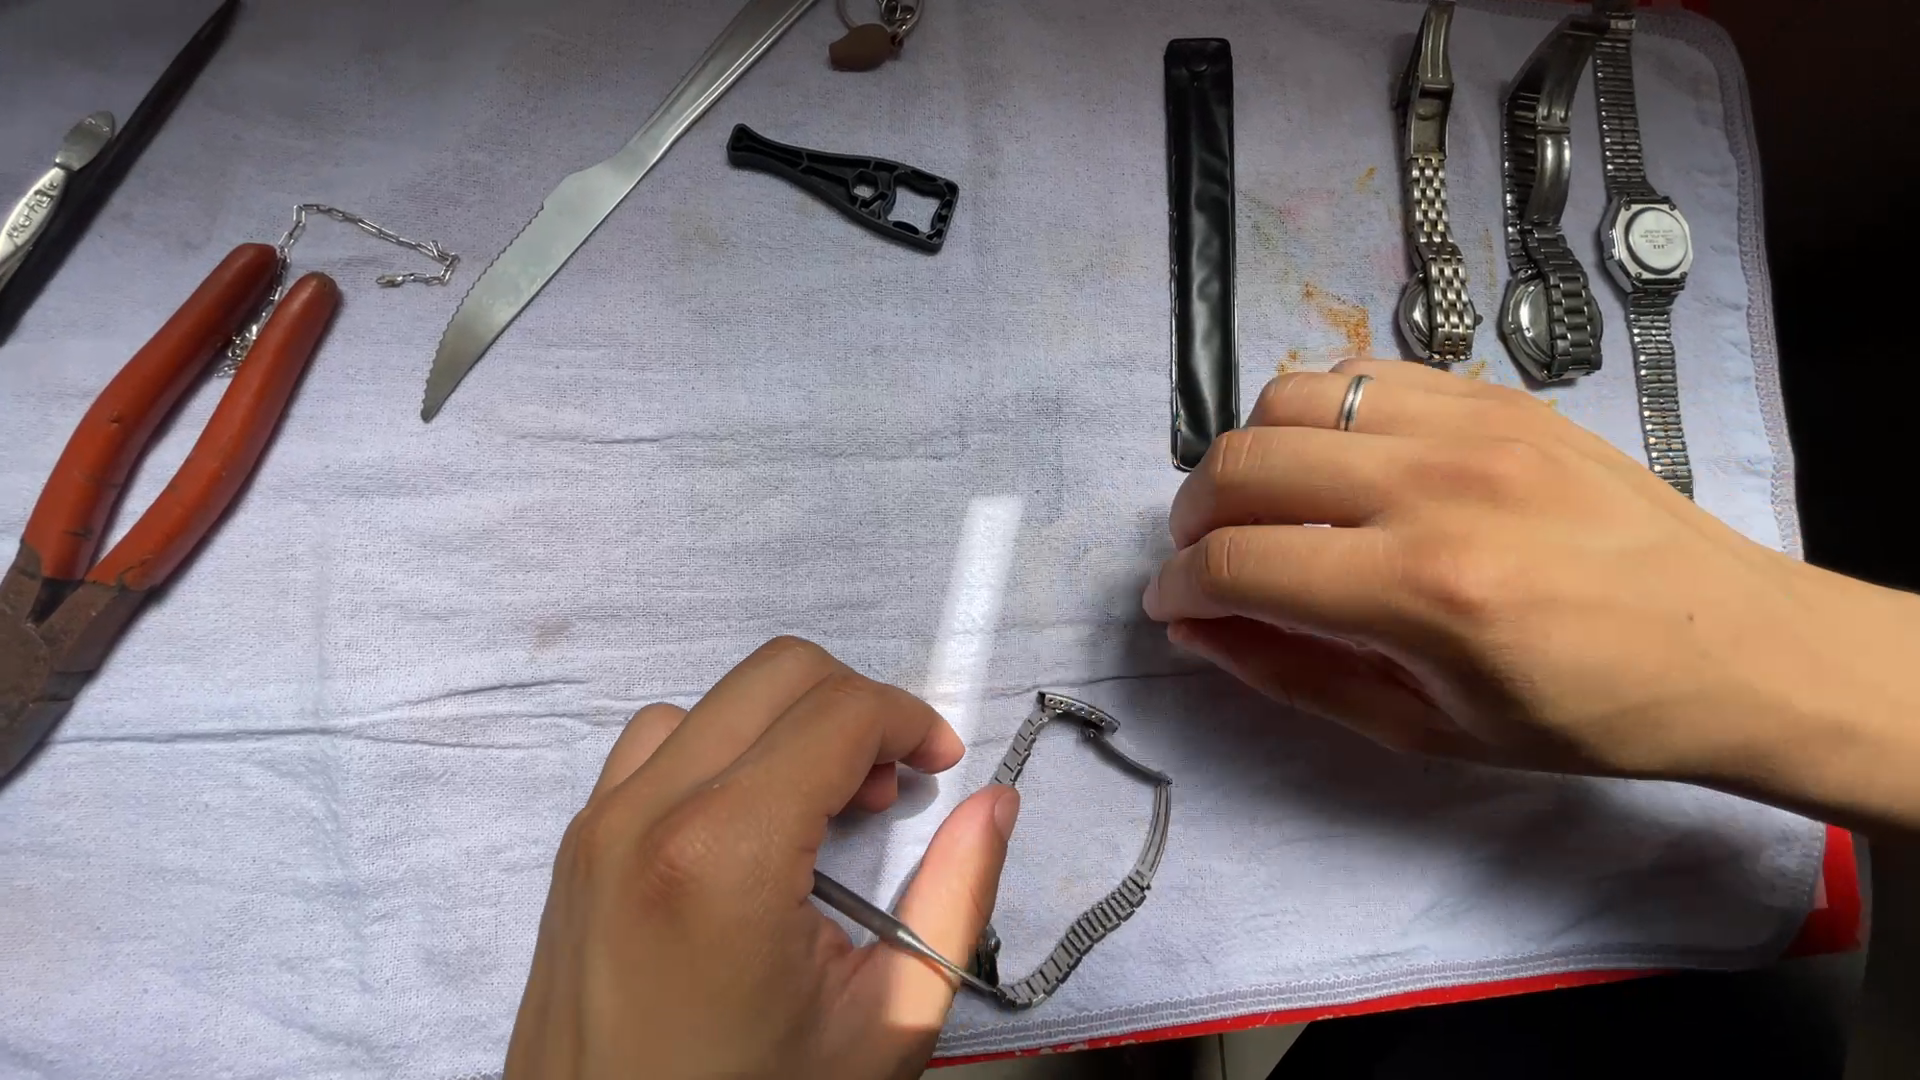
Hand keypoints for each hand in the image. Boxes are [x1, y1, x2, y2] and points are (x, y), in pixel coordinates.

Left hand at [506, 637, 1019, 1079]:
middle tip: (889, 783)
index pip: (841, 710)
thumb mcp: (888, 1020)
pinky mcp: (579, 838)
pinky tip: (749, 816)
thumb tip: (996, 800)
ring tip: (821, 804)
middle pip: (782, 671)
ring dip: (791, 723)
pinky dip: (727, 744)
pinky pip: (662, 738)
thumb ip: (957, 894)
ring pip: (720, 697)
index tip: (941, 762)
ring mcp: (600, 818)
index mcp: (727, 853)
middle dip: (859, 705)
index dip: (911, 718)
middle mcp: (649, 810)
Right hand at [1144, 360, 1919, 833]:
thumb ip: (1285, 671)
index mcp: (1424, 591)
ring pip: (1281, 401)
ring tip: (1256, 504)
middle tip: (1200, 556)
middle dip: (1190, 518)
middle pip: (1241, 466)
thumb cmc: (1574, 713)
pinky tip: (1322, 464)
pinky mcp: (1489, 393)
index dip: (1178, 585)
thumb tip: (1191, 625)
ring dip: (1240, 459)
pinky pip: (1348, 377)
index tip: (1169, 602)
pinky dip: (1304, 419)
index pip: (1239, 564)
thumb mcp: (1416, 729)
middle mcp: (1436, 487)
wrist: (1740, 645)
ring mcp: (1466, 423)